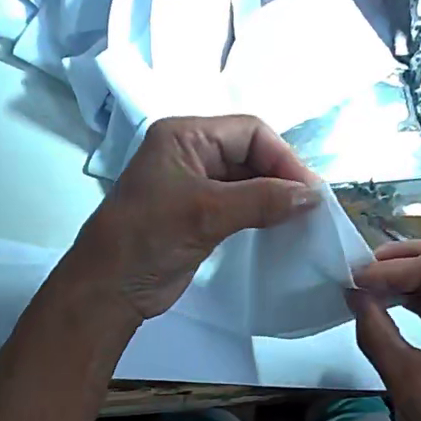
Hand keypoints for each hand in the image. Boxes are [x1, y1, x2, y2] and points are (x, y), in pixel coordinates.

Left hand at [61, 115, 319, 322]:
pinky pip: (236, 205)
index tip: (308, 192)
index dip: (282, 157)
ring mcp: (191, 185)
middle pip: (248, 154)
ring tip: (300, 219)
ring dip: (271, 197)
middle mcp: (188, 153)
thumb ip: (261, 199)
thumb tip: (312, 196)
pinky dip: (258, 213)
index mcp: (183, 136)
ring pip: (245, 181)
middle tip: (309, 208)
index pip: (248, 132)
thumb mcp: (206, 213)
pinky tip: (277, 227)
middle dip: (279, 176)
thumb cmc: (149, 238)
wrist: (109, 287)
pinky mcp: (195, 215)